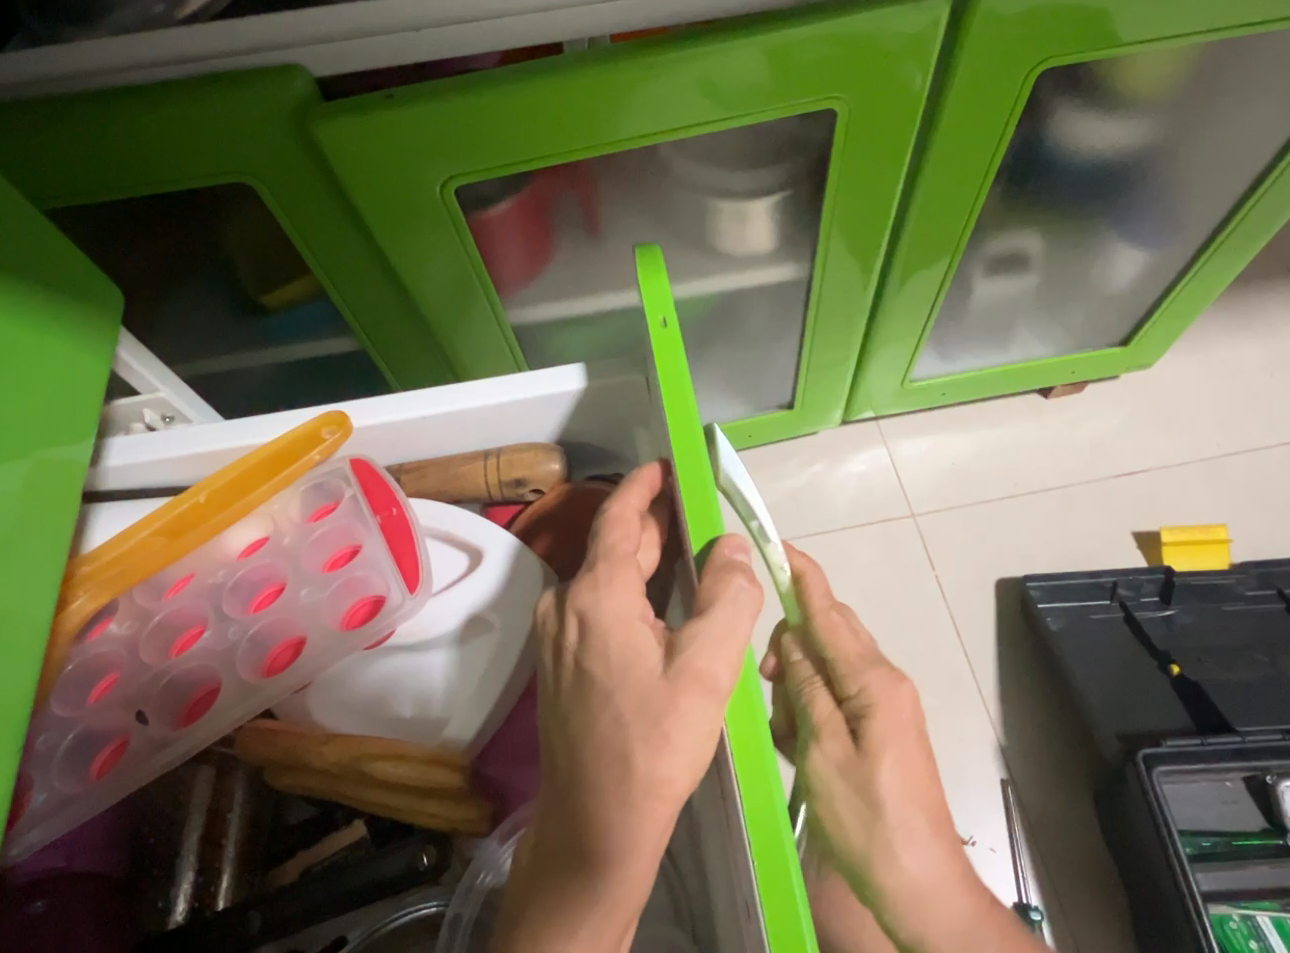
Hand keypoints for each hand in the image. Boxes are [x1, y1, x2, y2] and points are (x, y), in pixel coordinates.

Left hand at [494, 461, 762, 952]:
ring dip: (645, 558)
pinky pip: (599, 605)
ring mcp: (557, 635)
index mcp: (596, 595)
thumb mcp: (706, 670)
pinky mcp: (560, 661)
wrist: (594, 826)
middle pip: (615, 546)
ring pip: (606, 577)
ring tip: (690, 550)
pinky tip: (662, 603)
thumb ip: (727, 598)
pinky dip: (632, 590)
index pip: (620, 517)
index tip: (671, 463)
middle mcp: (566, 604)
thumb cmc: (653, 748)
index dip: (647, 485)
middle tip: (699, 508)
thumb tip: (732, 545)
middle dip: (656, 523)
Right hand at [762, 546, 1045, 952]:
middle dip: (790, 645)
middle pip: (829, 633)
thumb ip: (805, 687)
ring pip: (827, 667)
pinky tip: (796, 747)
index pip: (829, 612)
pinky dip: (809, 712)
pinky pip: (835, 698)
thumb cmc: (868, 820)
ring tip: (785, 735)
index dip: (802, 577)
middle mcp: (883, 682)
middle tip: (765, 683)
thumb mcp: (822, 752)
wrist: (920, 886)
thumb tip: (790, 637)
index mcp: (873, 680)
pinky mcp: (879, 730)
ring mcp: (884, 706)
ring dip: (796, 687)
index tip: (776, 545)